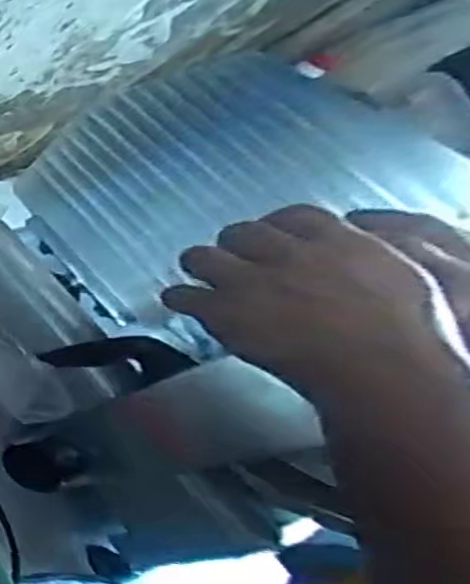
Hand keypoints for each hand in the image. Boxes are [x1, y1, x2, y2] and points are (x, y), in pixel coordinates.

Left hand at [160, 205, 469, 402]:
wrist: (379, 368)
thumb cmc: (405, 332)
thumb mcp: (404, 275)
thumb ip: (362, 254)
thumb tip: (344, 244)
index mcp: (339, 243)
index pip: (292, 215)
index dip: (274, 226)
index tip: (269, 238)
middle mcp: (287, 256)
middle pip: (238, 233)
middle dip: (232, 246)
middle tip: (232, 262)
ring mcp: (248, 283)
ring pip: (199, 257)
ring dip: (199, 267)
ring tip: (204, 279)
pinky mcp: (221, 311)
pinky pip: (178, 295)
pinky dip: (178, 299)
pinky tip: (185, 304)